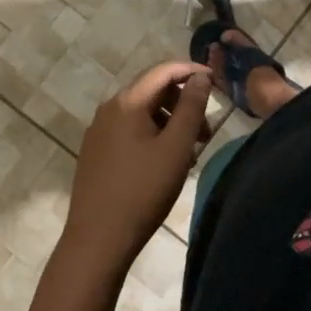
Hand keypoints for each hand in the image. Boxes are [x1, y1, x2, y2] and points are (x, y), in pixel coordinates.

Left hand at [64, 61, 213, 261]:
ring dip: (169, 123)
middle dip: (182, 103)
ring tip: (188, 153)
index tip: (216, 83)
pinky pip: (129, 131)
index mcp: (127, 102)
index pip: (163, 70)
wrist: (97, 240)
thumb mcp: (176, 148)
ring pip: (141, 114)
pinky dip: (152, 136)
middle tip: (205, 132)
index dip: (191, 71)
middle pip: (152, 90)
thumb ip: (191, 108)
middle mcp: (108, 109)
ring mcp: (98, 132)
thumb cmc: (143, 191)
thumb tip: (200, 77)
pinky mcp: (95, 153)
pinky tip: (164, 164)